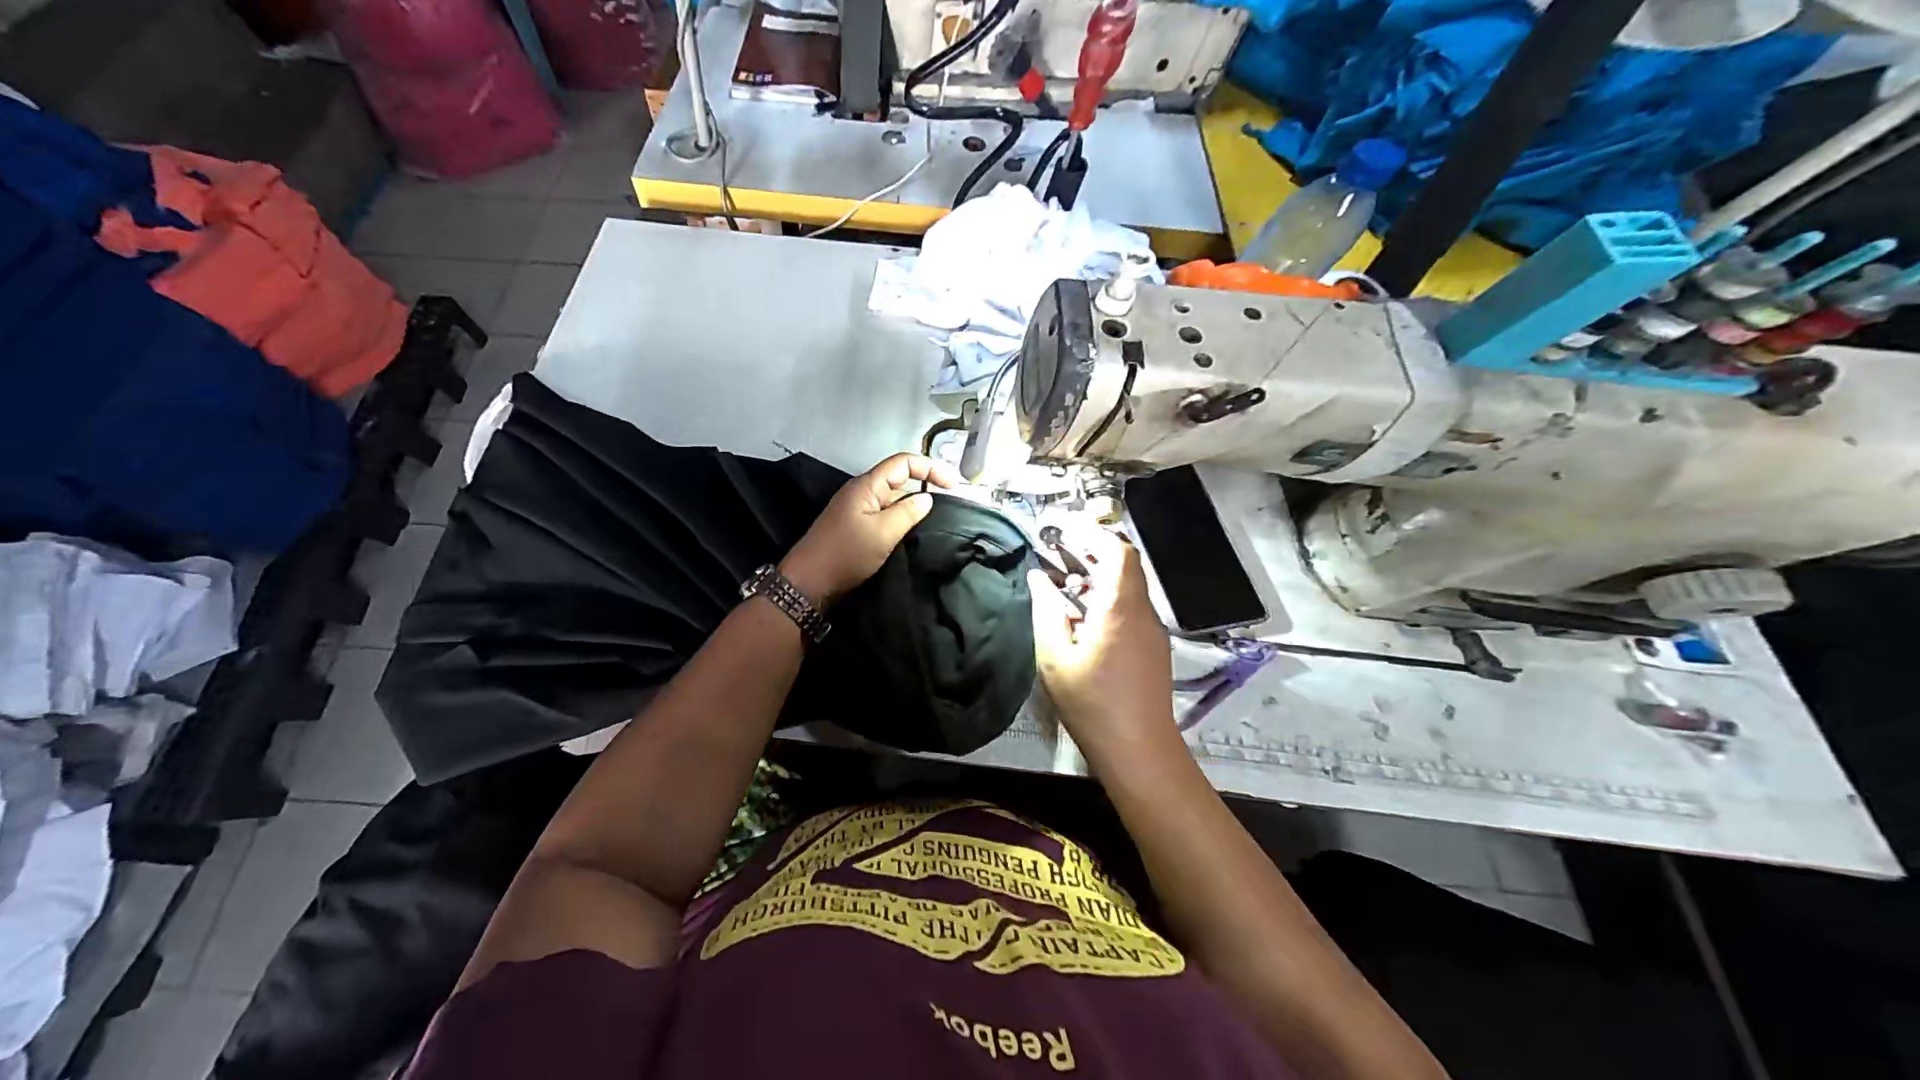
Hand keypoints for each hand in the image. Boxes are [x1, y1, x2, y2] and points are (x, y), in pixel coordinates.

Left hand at [781, 453, 960, 605]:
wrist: (808, 584)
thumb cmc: (845, 554)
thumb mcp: (883, 532)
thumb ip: (908, 512)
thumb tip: (927, 498)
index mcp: (866, 485)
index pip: (903, 462)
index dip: (930, 468)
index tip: (953, 485)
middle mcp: (861, 492)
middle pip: (898, 478)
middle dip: (925, 483)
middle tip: (951, 501)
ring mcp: (856, 510)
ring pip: (892, 498)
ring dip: (914, 503)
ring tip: (937, 517)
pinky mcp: (854, 528)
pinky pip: (884, 515)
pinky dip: (901, 518)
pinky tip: (913, 532)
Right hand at [1028, 522, 1175, 773]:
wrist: (1139, 749)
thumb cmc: (1093, 704)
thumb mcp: (1055, 658)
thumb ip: (1046, 611)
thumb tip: (1039, 578)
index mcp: (1121, 608)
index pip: (1117, 551)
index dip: (1092, 533)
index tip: (1065, 527)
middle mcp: (1143, 612)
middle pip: (1126, 565)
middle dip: (1094, 551)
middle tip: (1061, 550)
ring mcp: (1153, 631)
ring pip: (1129, 587)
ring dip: (1100, 576)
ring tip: (1066, 580)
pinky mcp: (1153, 648)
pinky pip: (1131, 608)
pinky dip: (1108, 597)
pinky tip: (1083, 616)